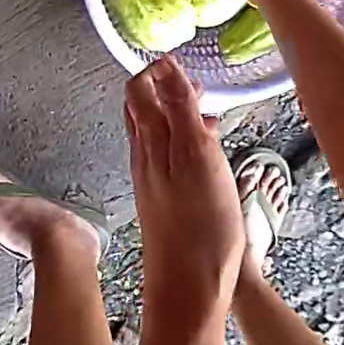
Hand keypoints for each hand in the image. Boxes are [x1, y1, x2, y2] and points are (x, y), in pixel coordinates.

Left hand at [124, 57, 245, 322]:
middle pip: (143, 109)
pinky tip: (204, 150)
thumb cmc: (201, 225)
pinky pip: (166, 156)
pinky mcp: (162, 198)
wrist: (188, 286)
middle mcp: (144, 157)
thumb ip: (181, 110)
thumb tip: (167, 68)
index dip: (156, 69)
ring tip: (203, 108)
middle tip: (194, 81)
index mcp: (151, 141)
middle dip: (164, 88)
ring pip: (156, 133)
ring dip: (175, 113)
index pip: (139, 90)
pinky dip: (182, 140)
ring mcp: (152, 179)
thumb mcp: (198, 156)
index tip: (180, 59)